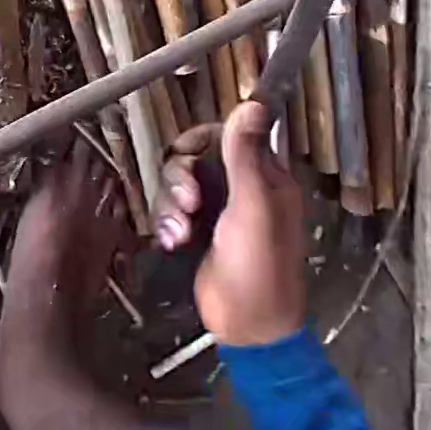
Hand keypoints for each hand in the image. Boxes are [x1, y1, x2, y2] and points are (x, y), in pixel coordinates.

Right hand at [150, 100, 307, 345]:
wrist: (247, 328)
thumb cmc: (259, 266)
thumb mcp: (253, 207)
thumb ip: (246, 154)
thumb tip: (254, 101)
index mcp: (264, 177)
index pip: (225, 134)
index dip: (202, 140)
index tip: (190, 156)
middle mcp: (238, 187)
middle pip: (191, 155)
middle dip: (179, 176)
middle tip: (187, 202)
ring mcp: (216, 208)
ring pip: (175, 180)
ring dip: (170, 203)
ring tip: (180, 231)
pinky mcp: (195, 227)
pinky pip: (168, 206)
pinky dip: (166, 221)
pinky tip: (173, 242)